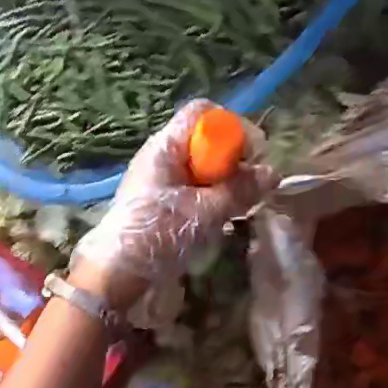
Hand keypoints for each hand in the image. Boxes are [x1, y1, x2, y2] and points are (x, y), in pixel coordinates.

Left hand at [69, 99, 272, 307]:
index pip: (204, 113)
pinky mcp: (159, 203)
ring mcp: (158, 181)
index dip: (233, 128)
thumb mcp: (205, 212)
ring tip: (236, 208)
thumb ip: (240, 190)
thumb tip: (272, 173)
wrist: (116, 274)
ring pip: (202, 168)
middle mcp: (160, 156)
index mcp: (165, 146)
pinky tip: (217, 221)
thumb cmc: (157, 234)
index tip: (251, 159)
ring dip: (224, 185)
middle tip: (248, 189)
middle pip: (206, 140)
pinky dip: (210, 199)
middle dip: (233, 161)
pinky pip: (192, 189)